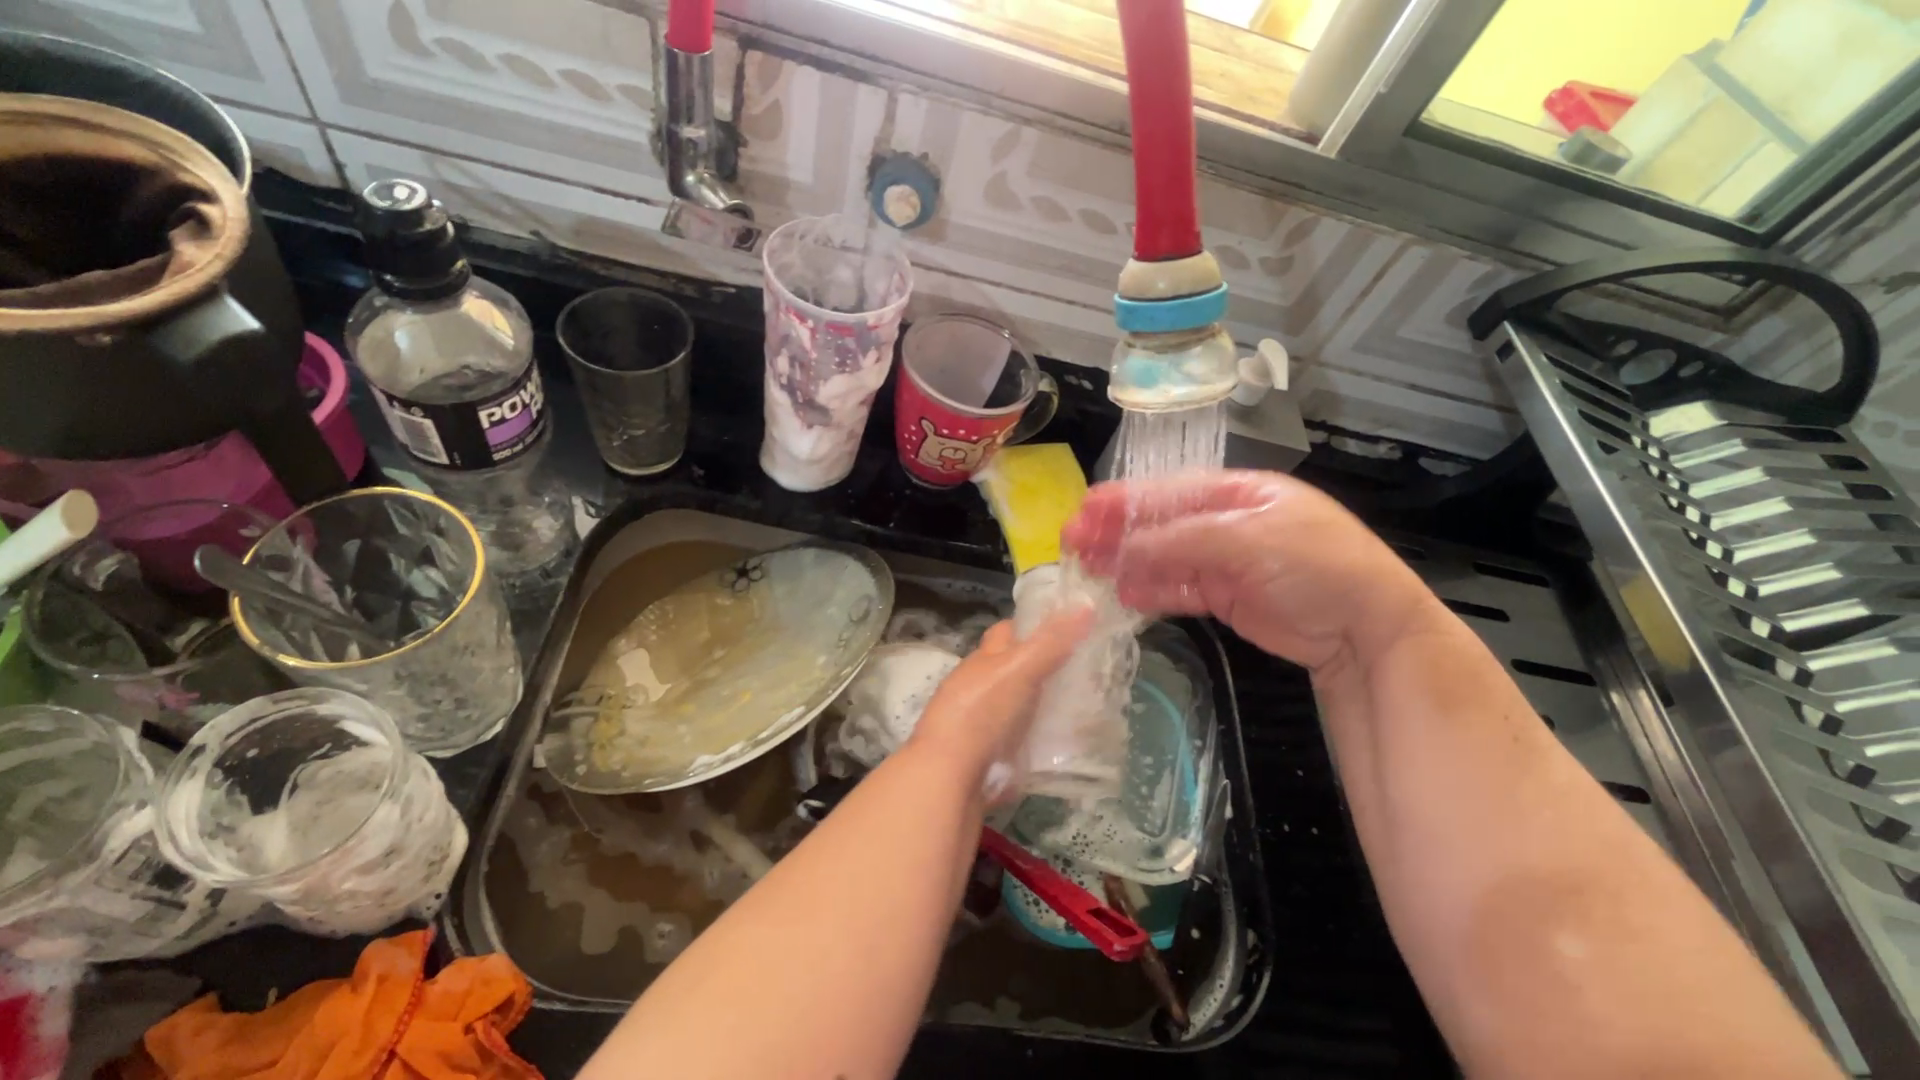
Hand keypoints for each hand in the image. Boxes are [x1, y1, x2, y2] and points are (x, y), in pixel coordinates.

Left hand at [905, 608, 1092, 779]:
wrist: (951, 777)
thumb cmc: (981, 712)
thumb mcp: (1020, 668)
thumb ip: (1052, 641)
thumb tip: (1087, 603)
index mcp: (982, 662)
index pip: (1006, 633)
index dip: (1031, 626)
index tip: (1067, 627)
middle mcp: (979, 690)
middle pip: (1014, 671)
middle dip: (1044, 670)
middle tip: (1089, 671)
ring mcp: (984, 726)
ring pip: (1020, 708)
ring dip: (1044, 708)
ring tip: (1086, 707)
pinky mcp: (992, 759)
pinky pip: (1022, 743)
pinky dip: (1041, 741)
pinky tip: (1065, 745)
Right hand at [1060, 470, 1440, 671]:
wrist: (1366, 627)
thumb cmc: (1315, 564)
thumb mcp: (1249, 540)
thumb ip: (1182, 540)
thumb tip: (1123, 548)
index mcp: (1239, 491)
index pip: (1170, 491)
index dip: (1124, 501)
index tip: (1083, 511)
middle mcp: (1228, 521)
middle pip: (1160, 523)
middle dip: (1116, 532)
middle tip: (1072, 544)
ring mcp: (1227, 561)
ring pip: (1164, 557)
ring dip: (1126, 563)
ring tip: (1087, 571)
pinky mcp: (1227, 598)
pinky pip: (1178, 589)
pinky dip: (1150, 591)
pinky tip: (1123, 595)